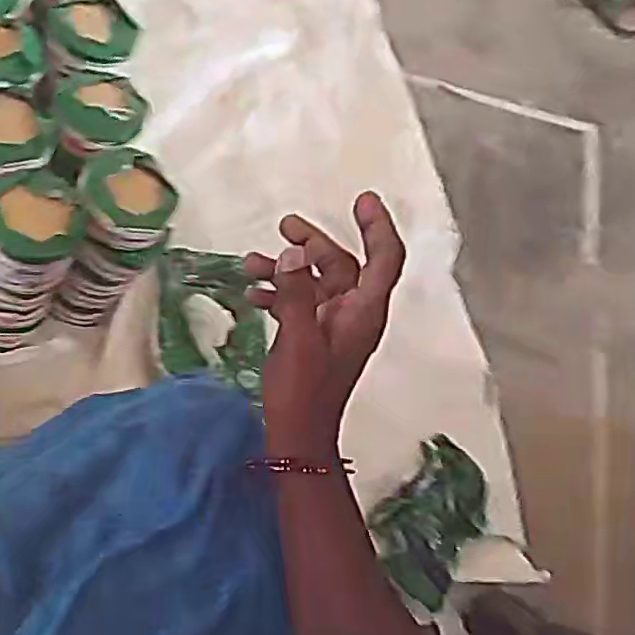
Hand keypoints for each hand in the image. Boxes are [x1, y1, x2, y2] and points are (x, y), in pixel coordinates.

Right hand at [244, 192, 404, 458]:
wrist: (298, 432)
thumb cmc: (303, 390)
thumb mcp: (298, 340)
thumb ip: (296, 294)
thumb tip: (290, 253)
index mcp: (363, 311)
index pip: (383, 258)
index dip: (377, 227)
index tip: (362, 201)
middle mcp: (352, 314)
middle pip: (340, 266)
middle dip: (312, 244)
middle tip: (284, 224)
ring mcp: (331, 327)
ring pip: (314, 284)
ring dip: (286, 271)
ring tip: (250, 263)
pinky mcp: (312, 338)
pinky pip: (300, 305)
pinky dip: (280, 295)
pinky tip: (253, 295)